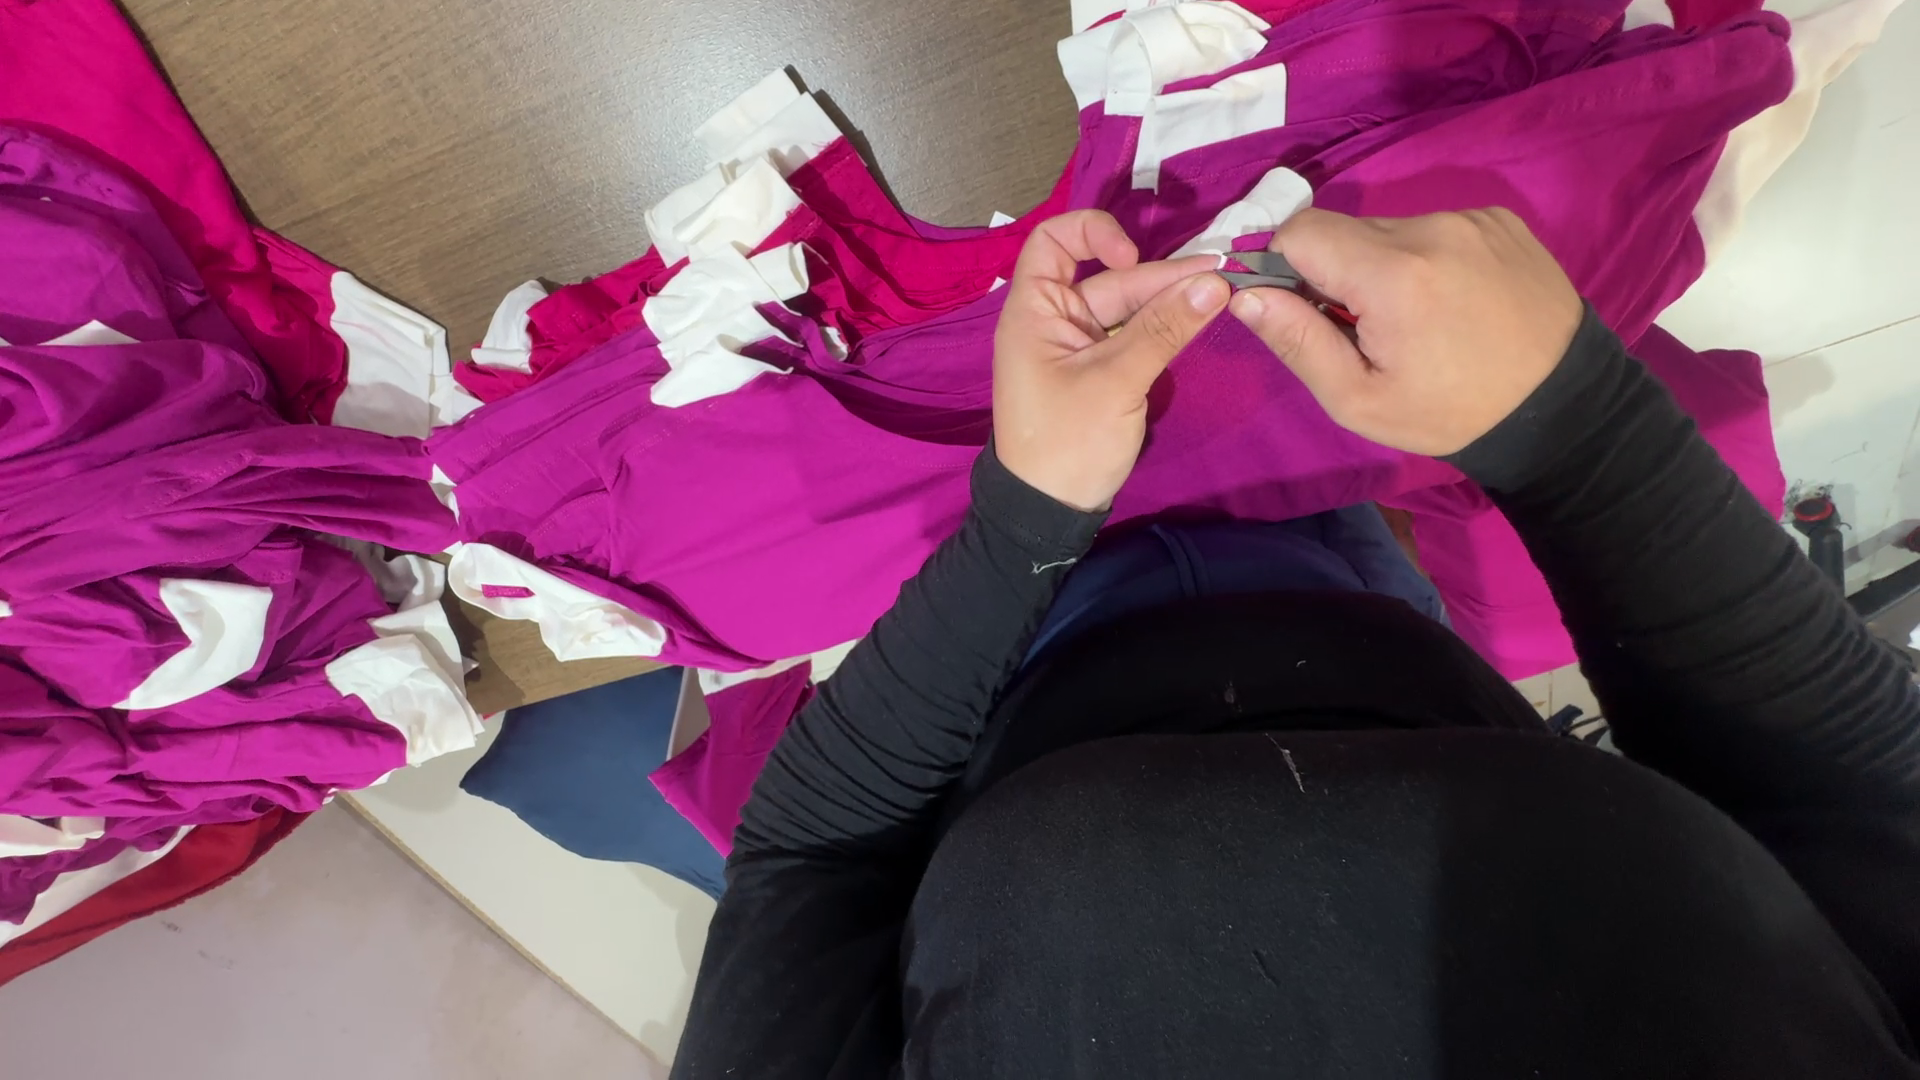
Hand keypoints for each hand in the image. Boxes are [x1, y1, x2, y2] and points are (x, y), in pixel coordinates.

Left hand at [994, 210, 1228, 511]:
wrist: (1049, 510)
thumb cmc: (1067, 441)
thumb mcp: (1116, 382)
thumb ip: (1163, 330)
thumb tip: (1216, 282)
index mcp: (1035, 312)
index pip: (1053, 242)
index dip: (1093, 233)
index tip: (1132, 257)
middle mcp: (1054, 322)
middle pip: (1109, 281)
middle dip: (1160, 280)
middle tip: (1221, 281)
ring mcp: (1077, 349)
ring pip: (1127, 311)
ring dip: (1168, 305)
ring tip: (1221, 297)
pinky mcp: (1098, 373)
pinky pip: (1131, 339)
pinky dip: (1160, 331)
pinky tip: (1197, 323)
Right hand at [1228, 207, 1582, 456]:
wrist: (1557, 406)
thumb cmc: (1444, 413)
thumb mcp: (1354, 398)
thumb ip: (1296, 340)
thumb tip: (1244, 294)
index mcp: (1392, 274)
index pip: (1299, 232)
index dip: (1279, 265)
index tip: (1289, 307)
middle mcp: (1431, 228)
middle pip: (1341, 231)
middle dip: (1327, 273)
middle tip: (1350, 328)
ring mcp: (1471, 218)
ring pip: (1383, 230)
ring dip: (1371, 268)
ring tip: (1403, 320)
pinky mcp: (1497, 220)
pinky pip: (1426, 230)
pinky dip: (1413, 261)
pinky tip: (1439, 302)